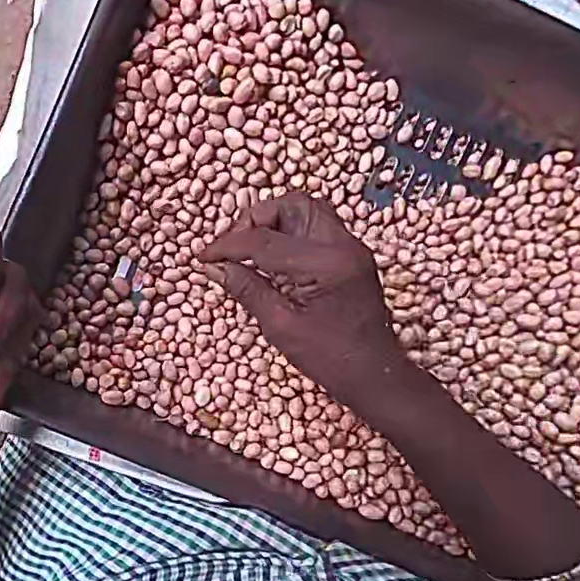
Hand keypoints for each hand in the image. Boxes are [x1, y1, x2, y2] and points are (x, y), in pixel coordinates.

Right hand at [198, 192, 412, 408]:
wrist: (374, 375)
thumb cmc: (328, 359)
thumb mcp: (280, 326)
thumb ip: (247, 289)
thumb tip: (214, 268)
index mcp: (325, 264)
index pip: (264, 240)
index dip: (227, 246)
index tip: (204, 257)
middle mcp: (343, 245)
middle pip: (291, 205)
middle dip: (254, 220)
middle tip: (232, 249)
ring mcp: (351, 248)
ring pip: (305, 211)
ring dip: (272, 223)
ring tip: (248, 252)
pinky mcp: (351, 256)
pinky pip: (315, 229)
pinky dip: (288, 235)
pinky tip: (270, 261)